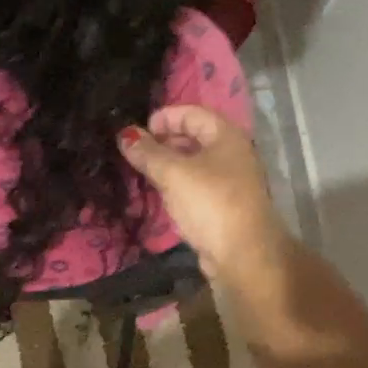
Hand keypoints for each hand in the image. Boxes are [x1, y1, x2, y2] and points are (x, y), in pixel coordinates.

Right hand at [118, 105, 291, 275]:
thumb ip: (148, 153)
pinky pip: (198, 186)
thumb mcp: (174, 173)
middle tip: (138, 153)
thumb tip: (125, 135)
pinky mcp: (225, 207)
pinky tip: (163, 196)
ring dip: (170, 165)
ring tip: (144, 173)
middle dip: (165, 141)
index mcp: (227, 136)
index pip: (193, 113)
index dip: (165, 117)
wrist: (242, 254)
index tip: (139, 130)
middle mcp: (233, 154)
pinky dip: (179, 186)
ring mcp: (231, 182)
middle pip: (196, 137)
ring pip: (196, 164)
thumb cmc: (210, 203)